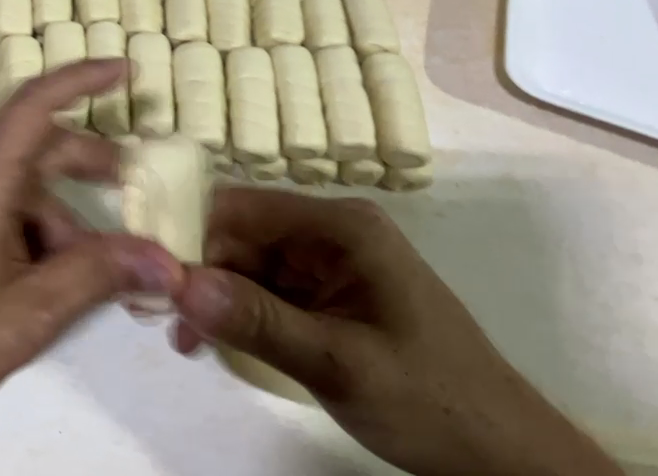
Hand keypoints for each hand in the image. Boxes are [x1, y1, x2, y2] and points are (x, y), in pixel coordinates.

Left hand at [0, 60, 184, 475]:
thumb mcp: (27, 314)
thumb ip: (96, 276)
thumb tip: (165, 260)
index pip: (35, 104)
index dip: (83, 79)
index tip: (127, 69)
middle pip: (31, 150)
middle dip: (85, 169)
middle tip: (131, 192)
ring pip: (10, 187)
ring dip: (52, 220)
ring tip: (81, 280)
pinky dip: (20, 229)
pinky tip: (36, 280)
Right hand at [172, 187, 620, 475]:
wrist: (506, 460)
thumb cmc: (431, 400)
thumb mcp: (339, 364)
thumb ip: (258, 322)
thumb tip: (178, 284)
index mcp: (339, 227)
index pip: (241, 207)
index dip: (191, 233)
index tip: (150, 274)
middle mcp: (328, 234)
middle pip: (240, 236)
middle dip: (199, 273)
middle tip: (162, 320)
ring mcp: (328, 266)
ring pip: (247, 266)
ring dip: (214, 298)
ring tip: (186, 343)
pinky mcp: (327, 298)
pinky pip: (266, 292)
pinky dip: (238, 315)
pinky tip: (216, 344)